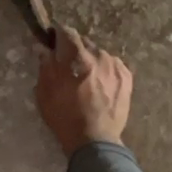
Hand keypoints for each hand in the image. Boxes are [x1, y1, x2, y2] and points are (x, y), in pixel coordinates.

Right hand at [34, 26, 132, 153]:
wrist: (95, 140)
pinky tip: (100, 85)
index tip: (52, 46)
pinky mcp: (127, 78)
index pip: (65, 31)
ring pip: (99, 54)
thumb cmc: (64, 115)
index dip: (57, 37)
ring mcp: (115, 66)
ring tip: (86, 79)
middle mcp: (98, 54)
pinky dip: (105, 70)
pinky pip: (113, 65)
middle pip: (84, 42)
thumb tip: (44, 48)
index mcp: (76, 55)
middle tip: (68, 67)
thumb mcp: (44, 91)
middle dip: (74, 50)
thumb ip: (45, 65)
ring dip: (91, 61)